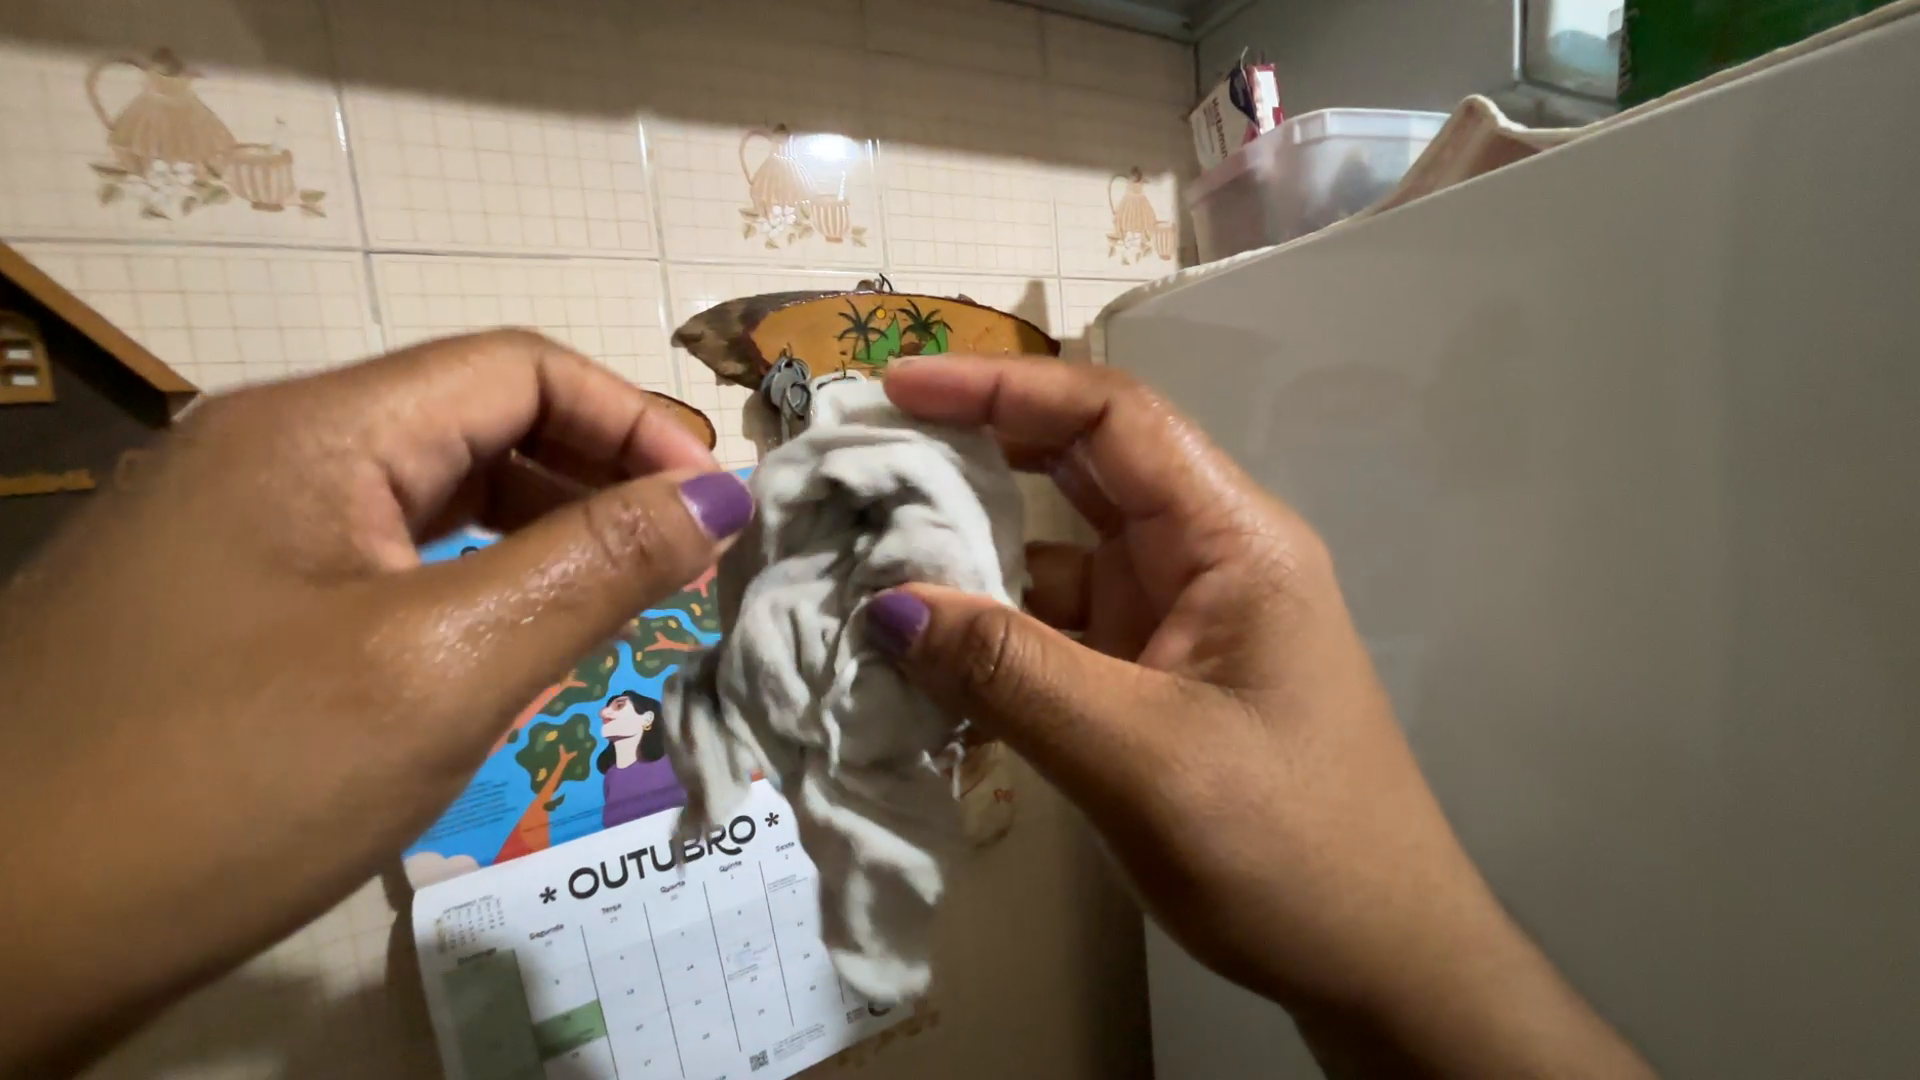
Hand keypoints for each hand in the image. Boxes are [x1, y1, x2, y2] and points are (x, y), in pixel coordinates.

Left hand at [0, 331, 754, 1074]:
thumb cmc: (225, 785)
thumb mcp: (449, 665)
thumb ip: (598, 566)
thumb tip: (722, 497)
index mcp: (321, 432)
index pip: (522, 371)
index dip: (635, 421)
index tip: (713, 500)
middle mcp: (289, 454)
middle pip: (492, 422)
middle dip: (608, 474)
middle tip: (692, 549)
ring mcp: (269, 532)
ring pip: (459, 493)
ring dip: (562, 527)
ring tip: (639, 588)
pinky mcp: (264, 603)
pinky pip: (418, 557)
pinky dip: (502, 577)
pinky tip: (541, 631)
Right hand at [867, 357, 1653, 1078]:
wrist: (1370, 958)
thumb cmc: (1286, 847)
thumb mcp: (1139, 755)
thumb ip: (1010, 673)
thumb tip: (889, 607)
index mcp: (1228, 538)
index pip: (1112, 418)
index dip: (1004, 388)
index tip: (904, 386)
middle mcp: (1199, 555)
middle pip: (1079, 466)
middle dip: (976, 448)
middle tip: (875, 451)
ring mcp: (1170, 614)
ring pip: (1056, 549)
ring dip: (972, 549)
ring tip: (875, 550)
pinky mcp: (1144, 669)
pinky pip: (1053, 623)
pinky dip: (990, 628)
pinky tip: (927, 648)